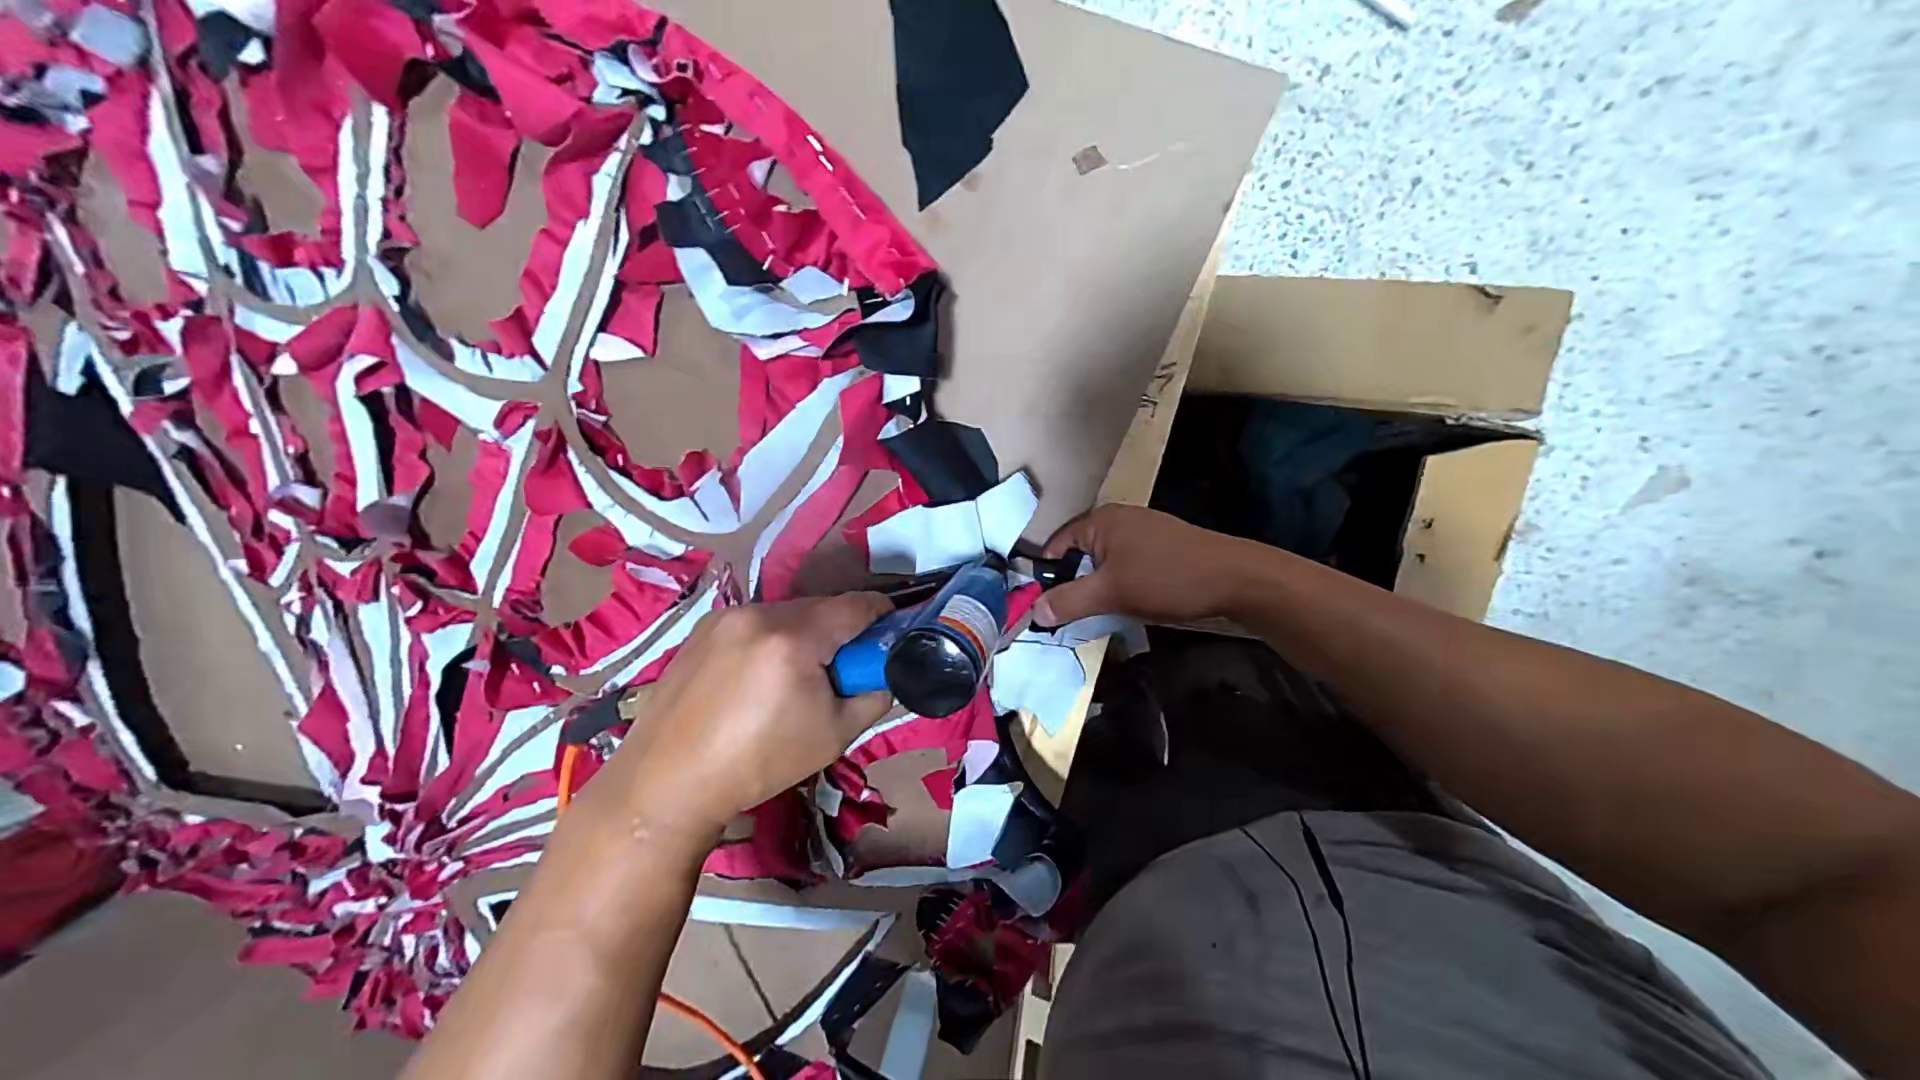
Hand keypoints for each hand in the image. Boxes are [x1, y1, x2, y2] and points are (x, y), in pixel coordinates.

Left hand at [596, 593, 893, 838]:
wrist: (668, 783)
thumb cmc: (758, 764)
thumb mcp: (835, 735)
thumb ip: (874, 694)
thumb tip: (884, 673)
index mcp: (793, 638)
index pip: (858, 604)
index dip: (883, 617)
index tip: (890, 636)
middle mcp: (758, 613)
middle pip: (821, 607)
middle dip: (840, 633)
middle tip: (839, 674)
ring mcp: (724, 617)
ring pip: (787, 614)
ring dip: (805, 636)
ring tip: (792, 682)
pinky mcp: (701, 629)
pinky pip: (755, 623)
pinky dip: (770, 640)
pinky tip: (756, 681)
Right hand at [1033, 504, 1257, 626]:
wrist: (1236, 580)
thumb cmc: (1167, 579)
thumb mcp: (1111, 593)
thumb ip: (1068, 601)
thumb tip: (1032, 611)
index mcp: (1100, 521)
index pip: (1055, 547)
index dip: (1045, 577)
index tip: (1039, 608)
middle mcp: (1118, 520)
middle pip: (1079, 556)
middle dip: (1072, 586)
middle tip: (1065, 618)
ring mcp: (1142, 533)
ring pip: (1103, 565)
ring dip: (1097, 590)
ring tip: (1095, 615)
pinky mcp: (1161, 549)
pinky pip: (1125, 568)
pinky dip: (1119, 587)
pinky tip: (1125, 606)